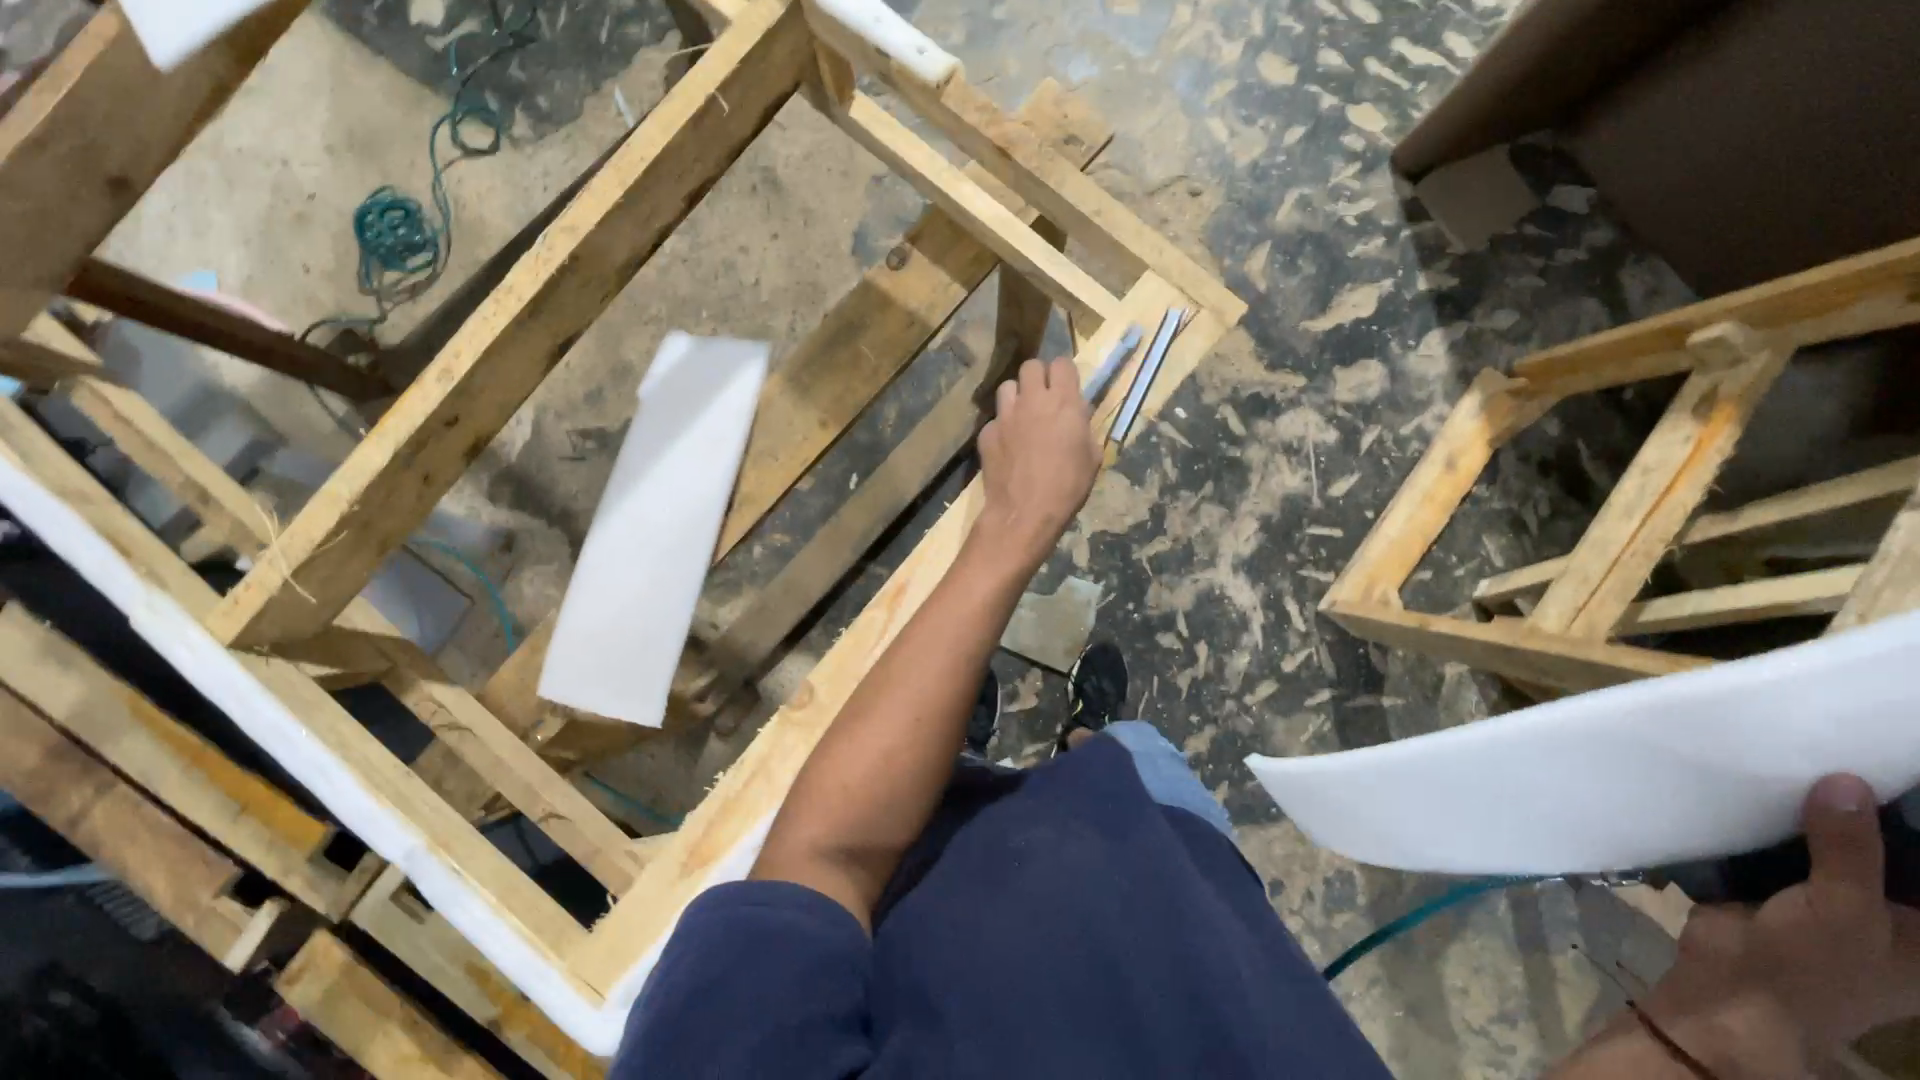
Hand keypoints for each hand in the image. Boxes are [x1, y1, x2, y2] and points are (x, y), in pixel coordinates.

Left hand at [972, 358, 1101, 573]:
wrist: (1025, 512)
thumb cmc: (1068, 486)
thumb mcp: (1092, 457)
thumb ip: (1085, 428)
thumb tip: (1078, 415)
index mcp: (1064, 402)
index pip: (1062, 363)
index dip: (1064, 373)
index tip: (1066, 387)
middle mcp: (1032, 400)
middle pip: (1031, 366)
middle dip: (1038, 377)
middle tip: (1043, 397)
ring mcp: (1005, 415)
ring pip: (1008, 386)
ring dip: (1017, 396)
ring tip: (1023, 416)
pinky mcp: (986, 432)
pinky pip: (995, 419)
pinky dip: (1002, 427)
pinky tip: (1008, 446)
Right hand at [1645, 774, 1919, 1066]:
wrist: (1728, 992)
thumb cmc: (1813, 967)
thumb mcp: (1844, 910)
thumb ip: (1849, 848)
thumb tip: (1847, 780)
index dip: (1919, 826)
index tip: (1903, 780)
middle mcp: (1890, 910)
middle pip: (1892, 850)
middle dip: (1873, 811)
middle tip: (1858, 760)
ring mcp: (1832, 898)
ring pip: (1837, 844)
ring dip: (1823, 812)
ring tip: (1814, 760)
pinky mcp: (1779, 887)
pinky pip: (1787, 846)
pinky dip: (1778, 823)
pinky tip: (1769, 788)